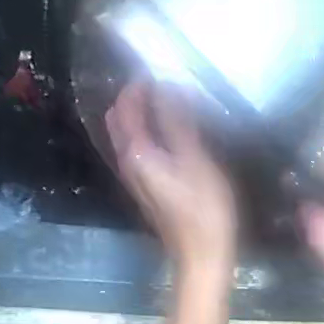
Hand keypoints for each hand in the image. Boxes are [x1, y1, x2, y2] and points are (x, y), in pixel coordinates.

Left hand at [106, 83, 236, 277]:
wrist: (202, 256)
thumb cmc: (203, 209)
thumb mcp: (195, 160)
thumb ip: (178, 122)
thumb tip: (167, 86)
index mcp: (136, 153)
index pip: (126, 108)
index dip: (138, 85)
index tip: (160, 68)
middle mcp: (128, 163)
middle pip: (120, 121)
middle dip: (133, 97)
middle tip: (161, 81)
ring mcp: (137, 177)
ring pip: (128, 135)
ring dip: (140, 114)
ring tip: (169, 98)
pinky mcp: (149, 186)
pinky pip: (140, 148)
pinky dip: (148, 131)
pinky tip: (172, 130)